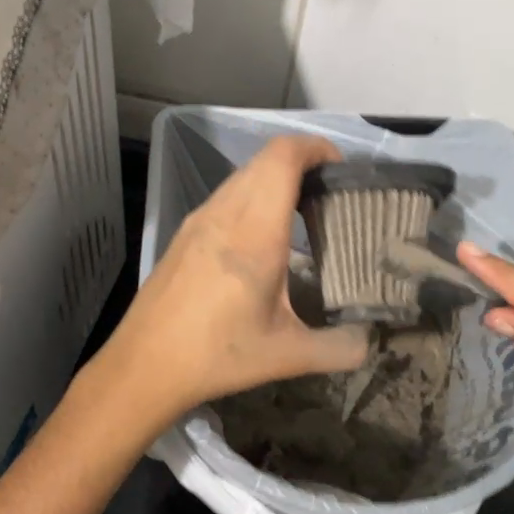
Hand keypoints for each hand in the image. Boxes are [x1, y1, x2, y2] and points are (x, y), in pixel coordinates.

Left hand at [84, 135, 371, 435]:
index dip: (316, 149)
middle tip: (330, 196)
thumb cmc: (217, 354)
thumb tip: (369, 341)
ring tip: (302, 214)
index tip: (341, 170)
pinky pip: (226, 196)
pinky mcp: (184, 233)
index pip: (284, 157)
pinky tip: (262, 239)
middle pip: (265, 160)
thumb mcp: (287, 355)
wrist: (144, 364)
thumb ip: (338, 347)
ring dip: (274, 180)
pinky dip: (252, 198)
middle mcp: (225, 213)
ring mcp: (199, 220)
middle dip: (302, 164)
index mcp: (255, 231)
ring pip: (243, 176)